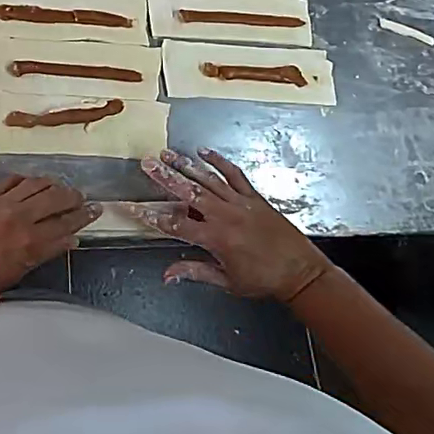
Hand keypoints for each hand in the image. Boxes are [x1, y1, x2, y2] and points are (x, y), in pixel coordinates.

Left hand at [0, 175, 94, 309]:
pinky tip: (32, 183)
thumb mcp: (23, 270)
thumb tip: (72, 238)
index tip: (96, 209)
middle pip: (56, 199)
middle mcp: (20, 219)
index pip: (67, 224)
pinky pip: (12, 180)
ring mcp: (2, 204)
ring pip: (37, 184)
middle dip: (73, 196)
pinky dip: (26, 180)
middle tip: (81, 197)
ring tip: (60, 187)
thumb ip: (48, 251)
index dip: (84, 216)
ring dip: (53, 184)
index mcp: (31, 243)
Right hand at [137, 147, 330, 301]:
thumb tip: (167, 275)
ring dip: (186, 165)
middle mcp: (226, 215)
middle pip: (189, 192)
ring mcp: (241, 203)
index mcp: (216, 238)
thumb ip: (195, 272)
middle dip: (166, 177)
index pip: (177, 225)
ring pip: (208, 179)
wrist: (299, 271)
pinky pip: (234, 174)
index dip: (153, 216)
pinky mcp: (254, 197)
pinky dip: (219, 162)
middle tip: (148, 164)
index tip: (134, 206)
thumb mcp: (227, 281)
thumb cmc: (263, 280)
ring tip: (167, 154)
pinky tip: (204, 152)